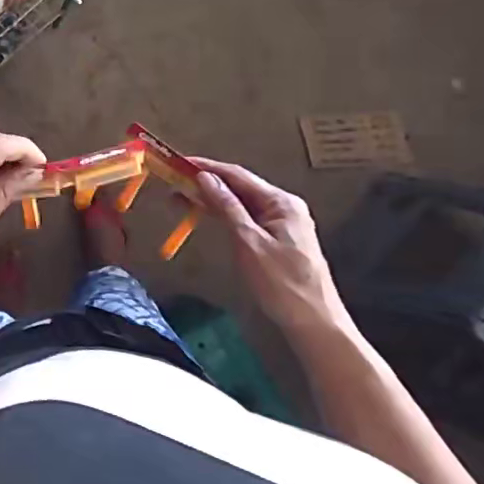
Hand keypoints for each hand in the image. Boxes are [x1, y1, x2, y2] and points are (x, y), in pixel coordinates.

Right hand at [192, 158, 350, 334]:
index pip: (237, 175)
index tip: (177, 162)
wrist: (312, 322)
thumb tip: (204, 177)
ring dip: (208, 197)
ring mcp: (279, 222)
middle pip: (237, 186)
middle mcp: (282, 207)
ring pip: (237, 201)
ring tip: (177, 196)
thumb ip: (227, 206)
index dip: (206, 167)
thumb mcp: (248, 241)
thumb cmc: (281, 281)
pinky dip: (219, 212)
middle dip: (204, 182)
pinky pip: (241, 216)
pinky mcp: (272, 237)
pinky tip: (200, 211)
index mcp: (282, 203)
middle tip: (171, 180)